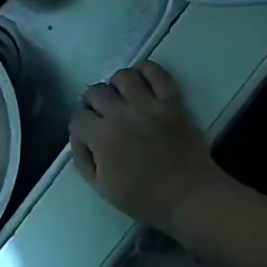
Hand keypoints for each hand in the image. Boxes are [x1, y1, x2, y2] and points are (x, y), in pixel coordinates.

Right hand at [70, 62, 224, 228]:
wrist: (188, 195)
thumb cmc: (144, 197)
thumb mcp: (102, 188)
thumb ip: (83, 160)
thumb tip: (78, 138)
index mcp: (102, 137)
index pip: (77, 117)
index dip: (80, 126)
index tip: (89, 134)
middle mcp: (121, 113)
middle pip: (96, 91)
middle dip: (94, 103)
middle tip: (104, 114)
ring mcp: (148, 104)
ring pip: (123, 76)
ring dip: (118, 85)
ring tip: (124, 97)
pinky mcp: (172, 100)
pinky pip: (156, 72)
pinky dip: (146, 70)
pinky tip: (143, 80)